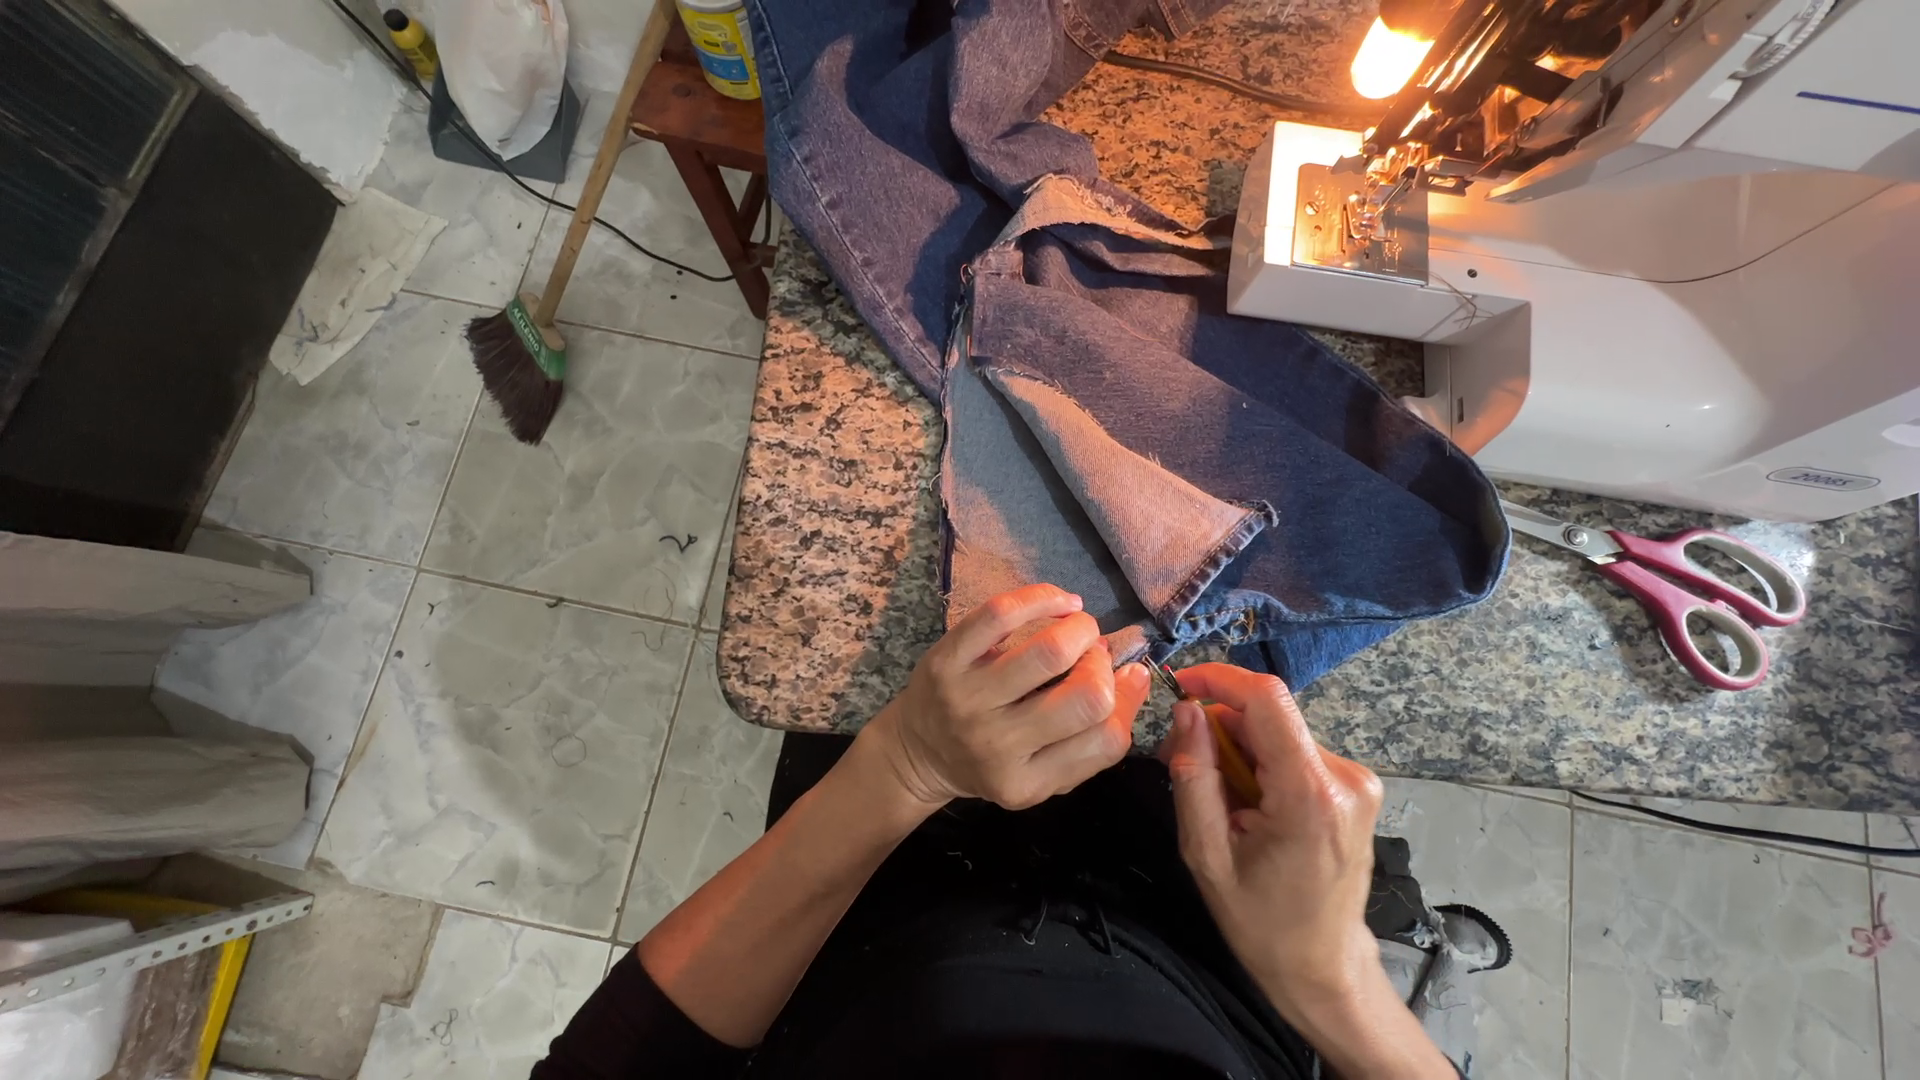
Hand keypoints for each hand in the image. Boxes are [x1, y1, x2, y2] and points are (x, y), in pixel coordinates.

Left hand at [863, 584, 1151, 809]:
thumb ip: (1095, 739)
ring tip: (1078, 626)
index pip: (1107, 740)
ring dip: (1079, 629)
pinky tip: (1061, 602)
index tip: (1116, 679)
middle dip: (1102, 665)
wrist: (918, 751)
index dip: (1123, 701)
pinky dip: (1042, 599)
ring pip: (1048, 652)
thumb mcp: (1042, 774)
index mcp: (1029, 782)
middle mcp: (998, 745)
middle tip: (1092, 655)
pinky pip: (1001, 615)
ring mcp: (968, 700)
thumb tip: (1139, 673)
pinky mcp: (946, 660)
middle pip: (1086, 697)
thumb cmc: (990, 762)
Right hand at [1160, 663, 1385, 1019]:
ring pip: (1276, 731)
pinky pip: (1292, 749)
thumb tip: (1186, 711)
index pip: (1267, 699)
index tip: (1179, 685)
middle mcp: (1344, 776)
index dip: (1219, 679)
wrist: (1324, 966)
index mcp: (1310, 794)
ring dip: (1235, 746)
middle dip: (1216, 726)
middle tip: (1177, 758)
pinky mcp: (1354, 786)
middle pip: (1266, 716)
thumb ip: (1194, 775)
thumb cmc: (1261, 920)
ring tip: (1210, 791)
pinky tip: (1242, 798)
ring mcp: (1356, 780)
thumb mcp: (1206, 853)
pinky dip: (1258, 760)